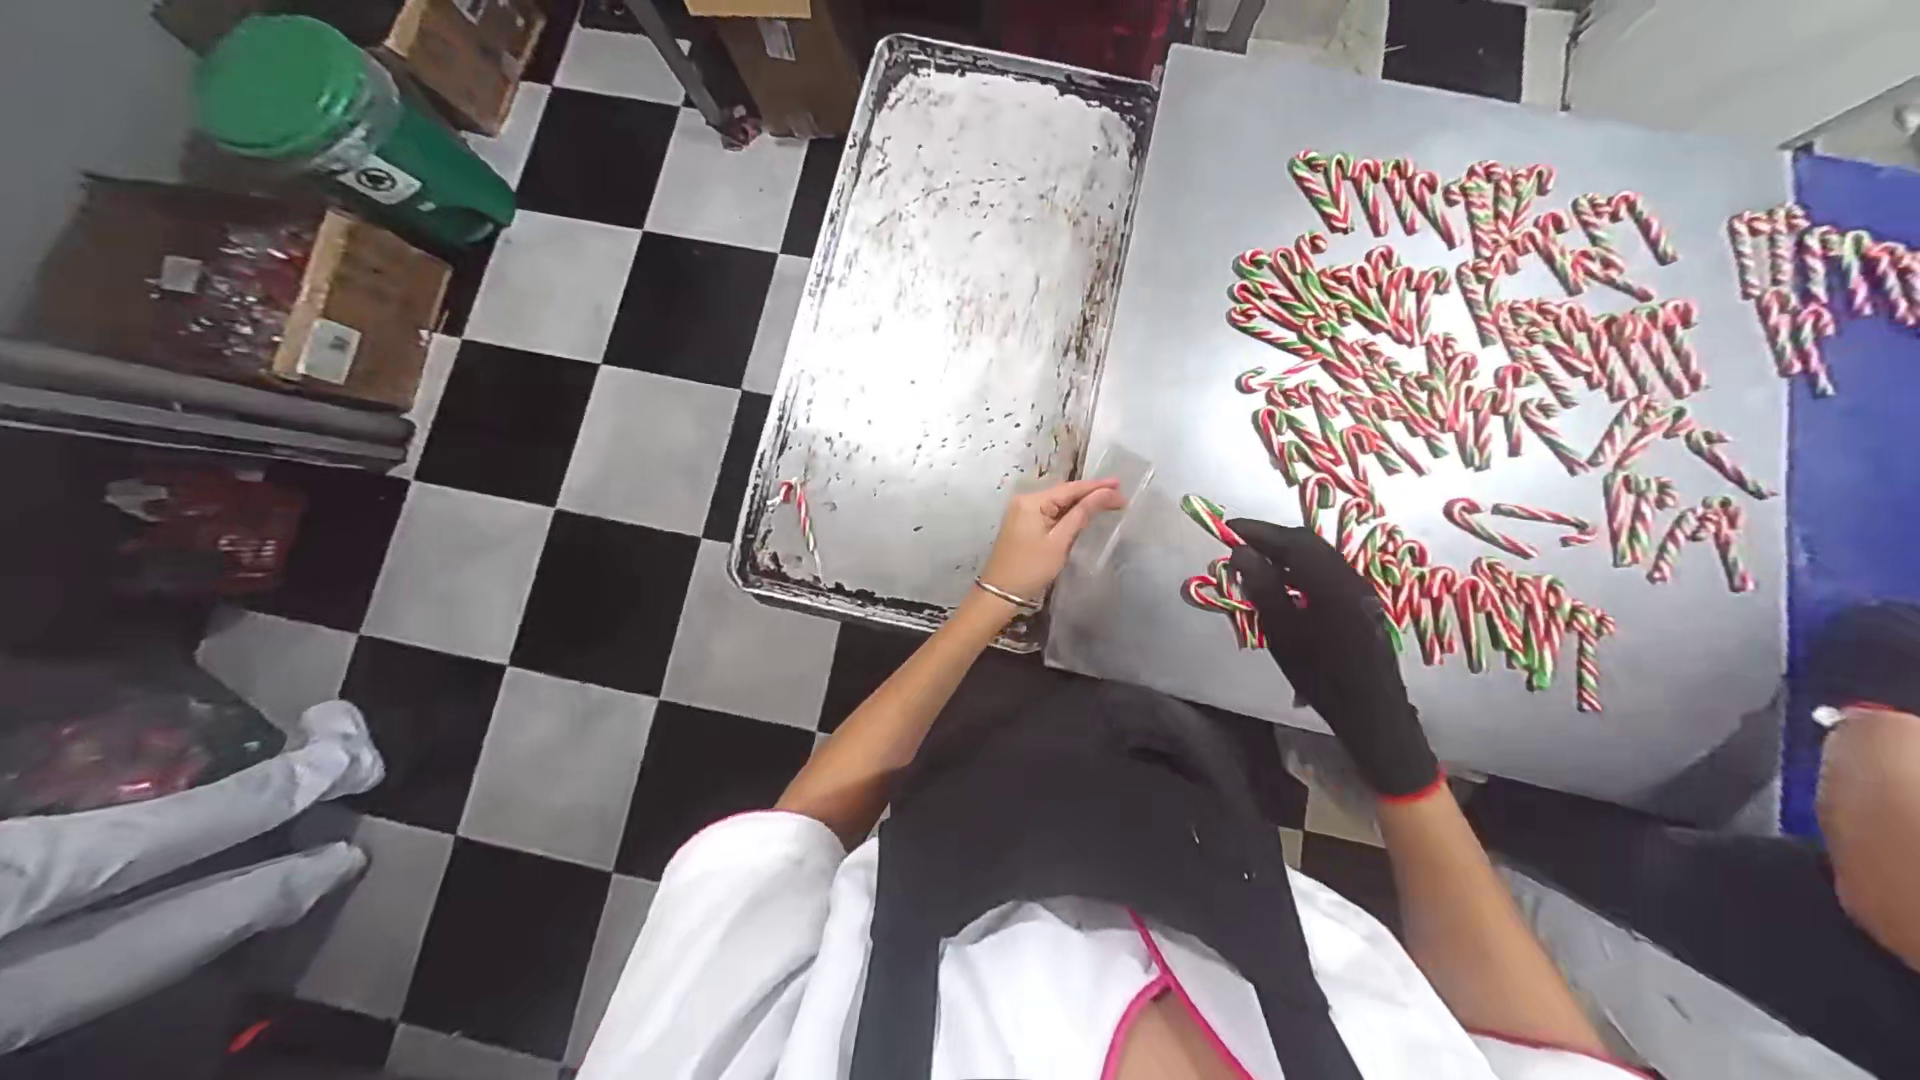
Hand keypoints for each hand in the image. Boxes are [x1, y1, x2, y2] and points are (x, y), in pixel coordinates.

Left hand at [977, 478, 1125, 602]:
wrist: (1000, 593)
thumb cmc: (1030, 568)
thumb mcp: (1059, 542)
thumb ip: (1082, 515)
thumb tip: (1105, 494)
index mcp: (1031, 502)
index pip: (1070, 489)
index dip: (1097, 487)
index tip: (1120, 486)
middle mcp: (1025, 501)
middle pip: (1064, 493)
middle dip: (1091, 494)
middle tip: (1119, 496)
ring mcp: (1022, 512)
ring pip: (1058, 503)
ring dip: (1081, 504)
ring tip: (1108, 502)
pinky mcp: (1023, 524)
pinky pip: (1050, 513)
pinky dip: (1068, 514)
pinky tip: (1085, 514)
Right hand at [1226, 518, 1438, 797]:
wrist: (1371, 711)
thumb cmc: (1321, 674)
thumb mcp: (1282, 631)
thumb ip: (1262, 587)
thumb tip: (1242, 552)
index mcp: (1332, 582)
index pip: (1293, 540)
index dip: (1259, 531)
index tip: (1229, 529)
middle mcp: (1351, 579)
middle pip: (1308, 545)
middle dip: (1271, 540)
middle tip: (1238, 545)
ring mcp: (1359, 592)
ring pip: (1318, 559)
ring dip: (1285, 556)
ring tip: (1254, 565)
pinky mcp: (1360, 606)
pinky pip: (1325, 575)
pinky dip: (1299, 572)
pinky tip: (1282, 587)